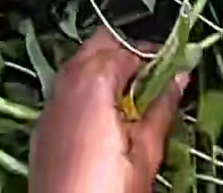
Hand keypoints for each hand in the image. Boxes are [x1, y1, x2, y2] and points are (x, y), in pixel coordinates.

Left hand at [29, 28, 186, 192]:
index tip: (172, 65)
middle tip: (150, 77)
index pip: (129, 50)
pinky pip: (65, 89)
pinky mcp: (42, 123)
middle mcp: (69, 78)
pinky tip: (100, 116)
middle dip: (125, 51)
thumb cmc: (109, 191)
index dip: (153, 56)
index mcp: (96, 78)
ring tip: (128, 97)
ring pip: (79, 63)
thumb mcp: (145, 152)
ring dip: (102, 67)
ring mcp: (52, 100)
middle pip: (99, 44)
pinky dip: (84, 88)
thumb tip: (180, 75)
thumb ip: (162, 107)